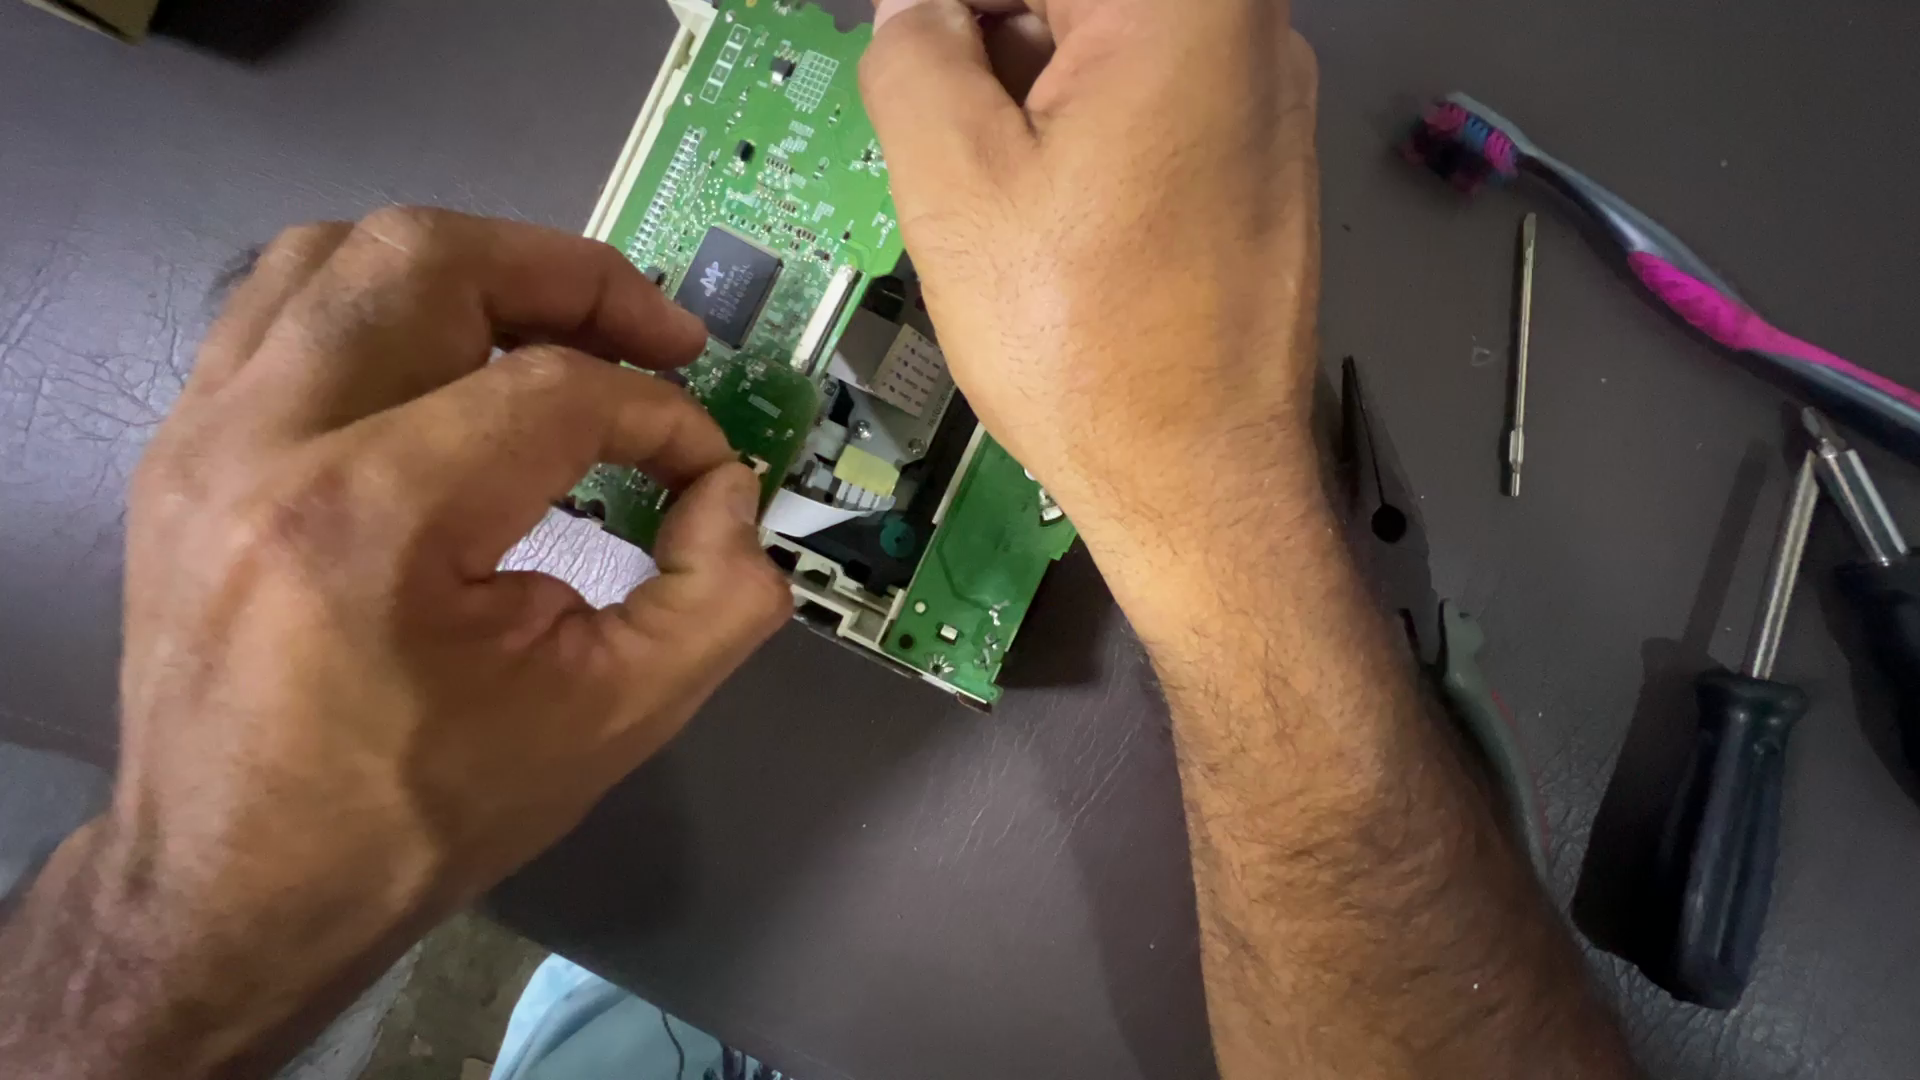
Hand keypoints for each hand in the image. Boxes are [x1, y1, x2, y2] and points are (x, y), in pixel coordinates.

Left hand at [78, 209, 788, 1065]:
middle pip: (433, 262)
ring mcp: (202, 435)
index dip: (665, 417)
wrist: (244, 888)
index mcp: (377, 522)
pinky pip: (295, 305)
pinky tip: (474, 361)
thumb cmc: (441, 805)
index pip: (560, 392)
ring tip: (577, 331)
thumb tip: (727, 488)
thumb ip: (726, 591)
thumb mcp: (629, 712)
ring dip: (490, 272)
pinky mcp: (190, 449)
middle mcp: (264, 445)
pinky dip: (408, 302)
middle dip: (579, 280)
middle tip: (661, 336)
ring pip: (347, 255)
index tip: (708, 469)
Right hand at [861, 0, 1320, 557]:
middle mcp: (1250, 30)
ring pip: (1112, 58)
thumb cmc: (1076, 342)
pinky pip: (1152, 118)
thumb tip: (914, 14)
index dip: (947, 11)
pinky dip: (1083, 144)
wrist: (1192, 483)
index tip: (909, 64)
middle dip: (990, 44)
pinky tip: (1051, 228)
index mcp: (1179, 2)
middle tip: (939, 134)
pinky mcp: (1260, 182)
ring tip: (996, 202)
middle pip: (1078, 1)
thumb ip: (913, 63)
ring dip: (1031, 102)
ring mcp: (1267, 111)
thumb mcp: (957, 192)